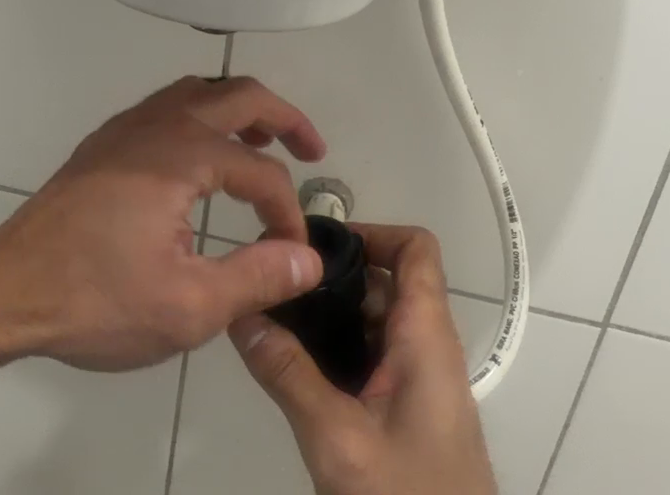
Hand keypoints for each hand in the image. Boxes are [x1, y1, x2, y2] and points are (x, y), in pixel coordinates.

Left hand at [0, 75, 330, 370]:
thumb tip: (309, 259)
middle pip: (236, 95)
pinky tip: (203, 162)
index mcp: (181, 156)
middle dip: (282, 118)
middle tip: (311, 151)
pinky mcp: (104, 145)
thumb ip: (257, 278)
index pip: (260, 173)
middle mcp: (156, 125)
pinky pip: (166, 109)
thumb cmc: (95, 302)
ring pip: (197, 92)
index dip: (288, 213)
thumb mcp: (187, 307)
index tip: (293, 256)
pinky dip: (202, 119)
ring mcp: (125, 129)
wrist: (5, 292)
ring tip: (264, 147)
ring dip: (239, 111)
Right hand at [229, 224, 496, 494]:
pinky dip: (338, 350)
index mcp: (426, 338)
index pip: (415, 248)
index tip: (313, 245)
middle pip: (386, 281)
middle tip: (276, 283)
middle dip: (332, 276)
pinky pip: (374, 357)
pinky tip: (295, 368)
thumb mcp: (338, 438)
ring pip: (375, 321)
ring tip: (274, 319)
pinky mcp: (409, 410)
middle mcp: (428, 348)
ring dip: (330, 316)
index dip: (370, 231)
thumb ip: (288, 374)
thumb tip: (240, 315)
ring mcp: (421, 381)